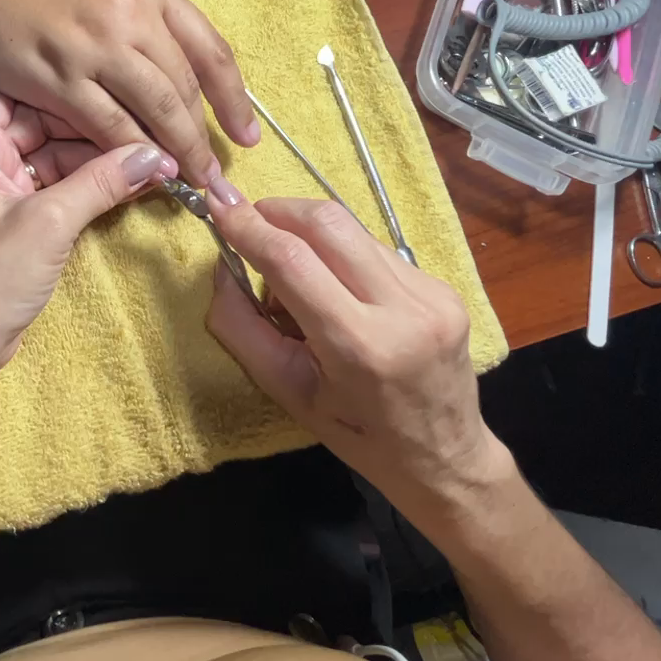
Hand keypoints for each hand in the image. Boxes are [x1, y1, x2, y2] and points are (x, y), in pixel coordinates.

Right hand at [0, 0, 258, 186]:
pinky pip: (107, 125)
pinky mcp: (56, 78)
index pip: (211, 50)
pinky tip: (142, 172)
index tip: (245, 134)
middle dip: (206, 138)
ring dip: (178, 153)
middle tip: (218, 176)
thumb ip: (141, 13)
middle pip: (185, 87)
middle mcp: (128, 15)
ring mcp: (93, 47)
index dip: (235, 100)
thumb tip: (172, 63)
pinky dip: (131, 153)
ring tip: (191, 182)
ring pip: (155, 111)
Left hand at [0, 88, 176, 407]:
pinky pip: (62, 185)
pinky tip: (136, 181)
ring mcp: (6, 188)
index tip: (103, 78)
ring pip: (57, 154)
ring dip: (100, 157)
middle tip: (148, 124)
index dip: (54, 81)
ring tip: (154, 155)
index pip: (11, 89)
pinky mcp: (24, 217)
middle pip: (42, 120)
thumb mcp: (48, 223)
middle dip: (92, 124)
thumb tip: (156, 153)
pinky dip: (93, 184)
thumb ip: (101, 182)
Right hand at [202, 190, 514, 524]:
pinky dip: (336, 252)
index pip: (292, 261)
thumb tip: (222, 264)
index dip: (248, 226)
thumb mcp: (281, 388)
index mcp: (359, 346)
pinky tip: (332, 286)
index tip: (216, 203)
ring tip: (291, 274)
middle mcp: (404, 310)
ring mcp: (431, 294)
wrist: (444, 458)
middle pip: (327, 223)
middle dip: (277, 211)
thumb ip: (238, 324)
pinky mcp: (443, 286)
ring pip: (350, 229)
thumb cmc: (353, 431)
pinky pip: (372, 247)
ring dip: (305, 233)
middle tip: (248, 225)